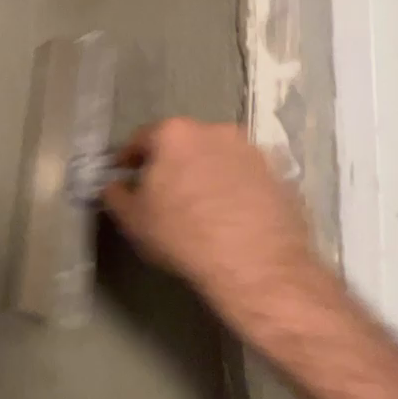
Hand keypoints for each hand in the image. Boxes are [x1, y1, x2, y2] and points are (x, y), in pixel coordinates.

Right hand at [101, 118, 316, 310]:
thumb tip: (116, 185)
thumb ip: (115, 194)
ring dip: (205, 174)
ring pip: (217, 158)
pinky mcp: (282, 176)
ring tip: (200, 206)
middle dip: (171, 164)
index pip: (141, 139)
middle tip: (163, 193)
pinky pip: (245, 177)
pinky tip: (229, 216)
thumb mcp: (131, 219)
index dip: (130, 160)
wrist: (258, 267)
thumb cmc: (183, 235)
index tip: (126, 178)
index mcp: (175, 133)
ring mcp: (254, 152)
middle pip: (183, 144)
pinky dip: (234, 189)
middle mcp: (216, 131)